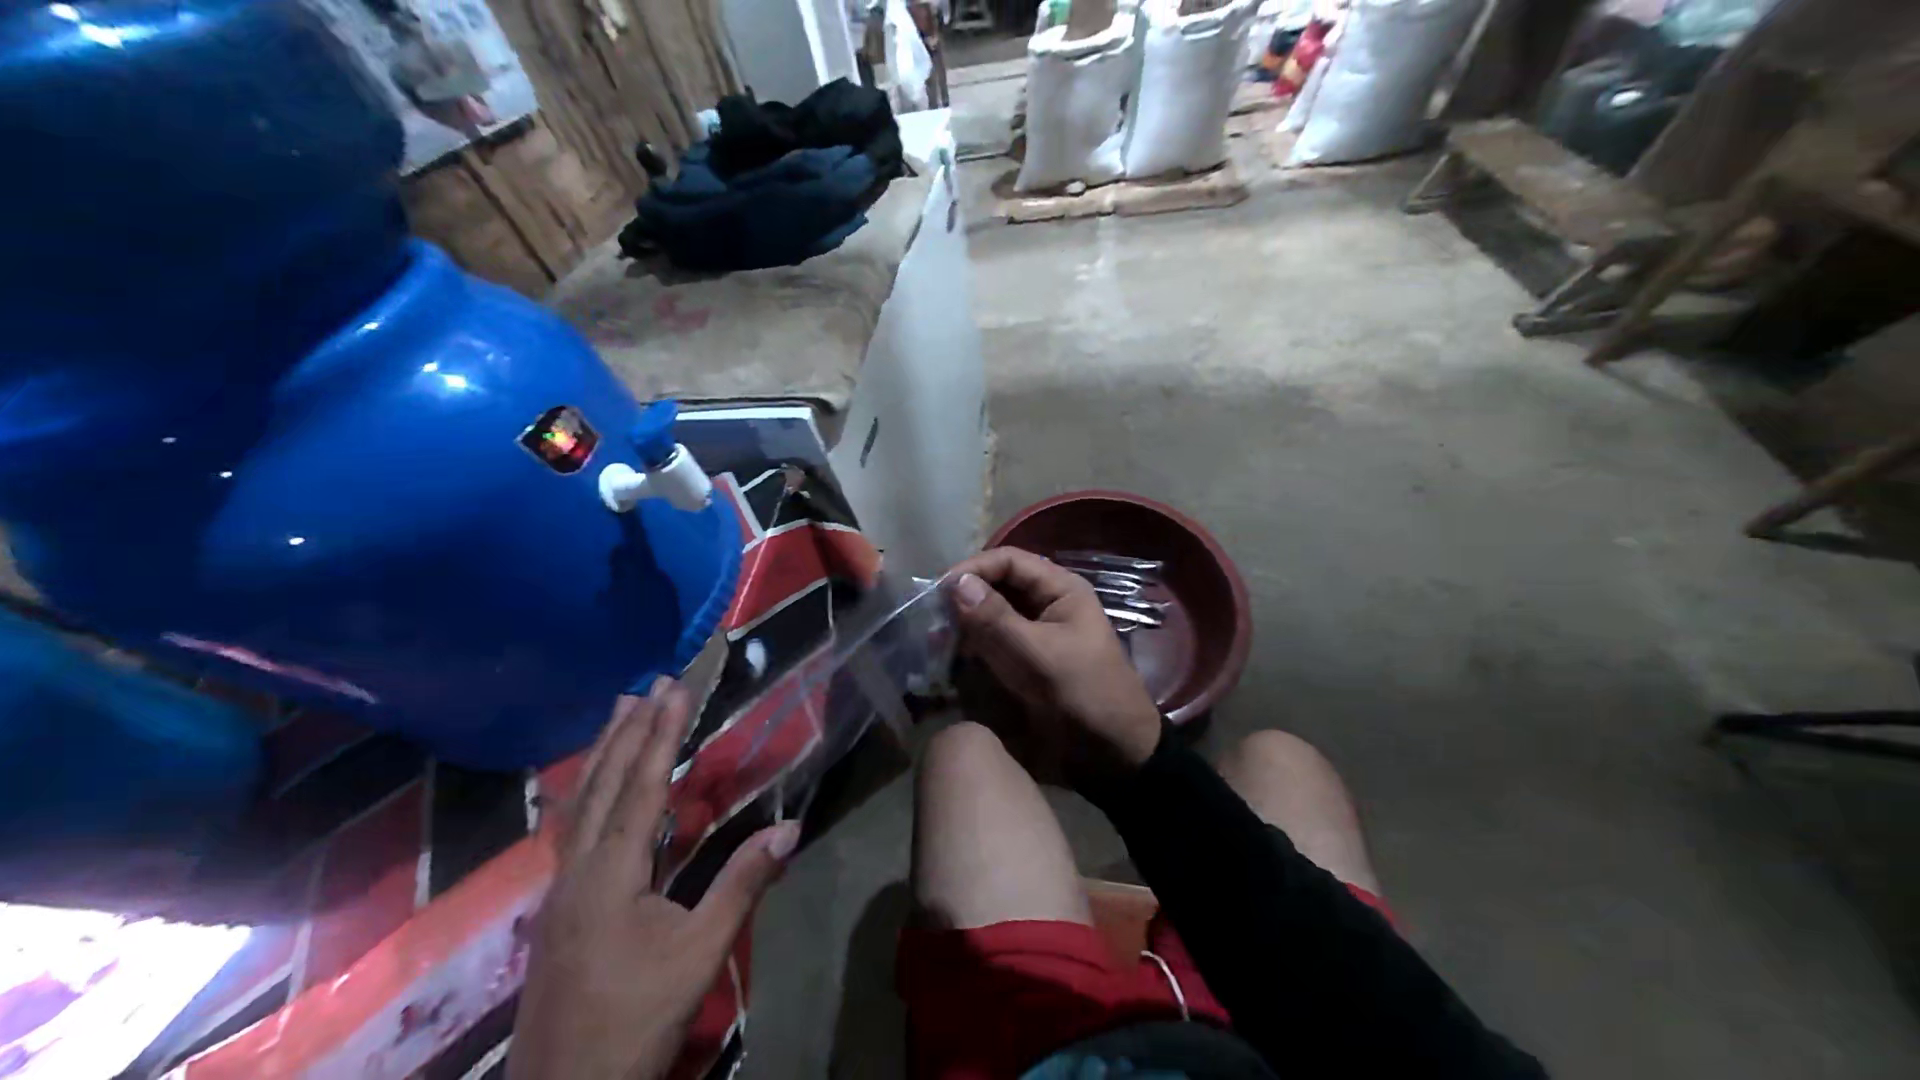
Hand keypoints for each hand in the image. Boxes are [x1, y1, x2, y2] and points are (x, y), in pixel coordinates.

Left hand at [510, 680, 799, 1079]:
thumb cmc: (637, 1017)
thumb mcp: (701, 952)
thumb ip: (742, 884)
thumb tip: (791, 826)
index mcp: (610, 872)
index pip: (640, 787)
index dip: (660, 734)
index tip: (674, 689)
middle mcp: (576, 869)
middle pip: (602, 784)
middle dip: (627, 730)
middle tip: (647, 684)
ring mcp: (559, 890)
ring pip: (579, 805)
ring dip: (602, 754)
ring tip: (618, 712)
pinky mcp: (556, 909)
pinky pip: (571, 829)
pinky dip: (587, 791)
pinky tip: (592, 791)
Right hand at [948, 548, 1163, 788]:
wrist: (1113, 752)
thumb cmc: (1082, 693)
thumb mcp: (1037, 654)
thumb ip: (995, 619)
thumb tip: (955, 582)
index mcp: (1060, 590)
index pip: (1009, 561)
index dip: (973, 568)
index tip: (939, 589)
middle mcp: (1046, 603)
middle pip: (998, 585)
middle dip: (965, 597)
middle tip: (931, 616)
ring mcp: (1035, 632)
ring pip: (992, 614)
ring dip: (964, 623)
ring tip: (935, 639)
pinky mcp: (1025, 660)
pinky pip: (993, 641)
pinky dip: (971, 645)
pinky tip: (950, 656)